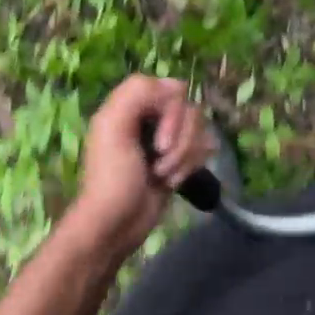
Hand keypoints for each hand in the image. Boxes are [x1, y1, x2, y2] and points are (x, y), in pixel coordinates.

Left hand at [64, 76, 214, 257]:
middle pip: (191, 110)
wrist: (116, 226)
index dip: (174, 114)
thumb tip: (176, 87)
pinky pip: (203, 148)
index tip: (160, 142)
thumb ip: (137, 93)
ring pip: (199, 130)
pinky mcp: (180, 158)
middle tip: (159, 163)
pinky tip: (174, 182)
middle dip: (180, 141)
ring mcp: (168, 138)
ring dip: (184, 157)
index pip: (174, 89)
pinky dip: (191, 166)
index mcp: (133, 103)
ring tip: (163, 177)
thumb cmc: (111, 178)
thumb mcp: (113, 127)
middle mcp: (152, 116)